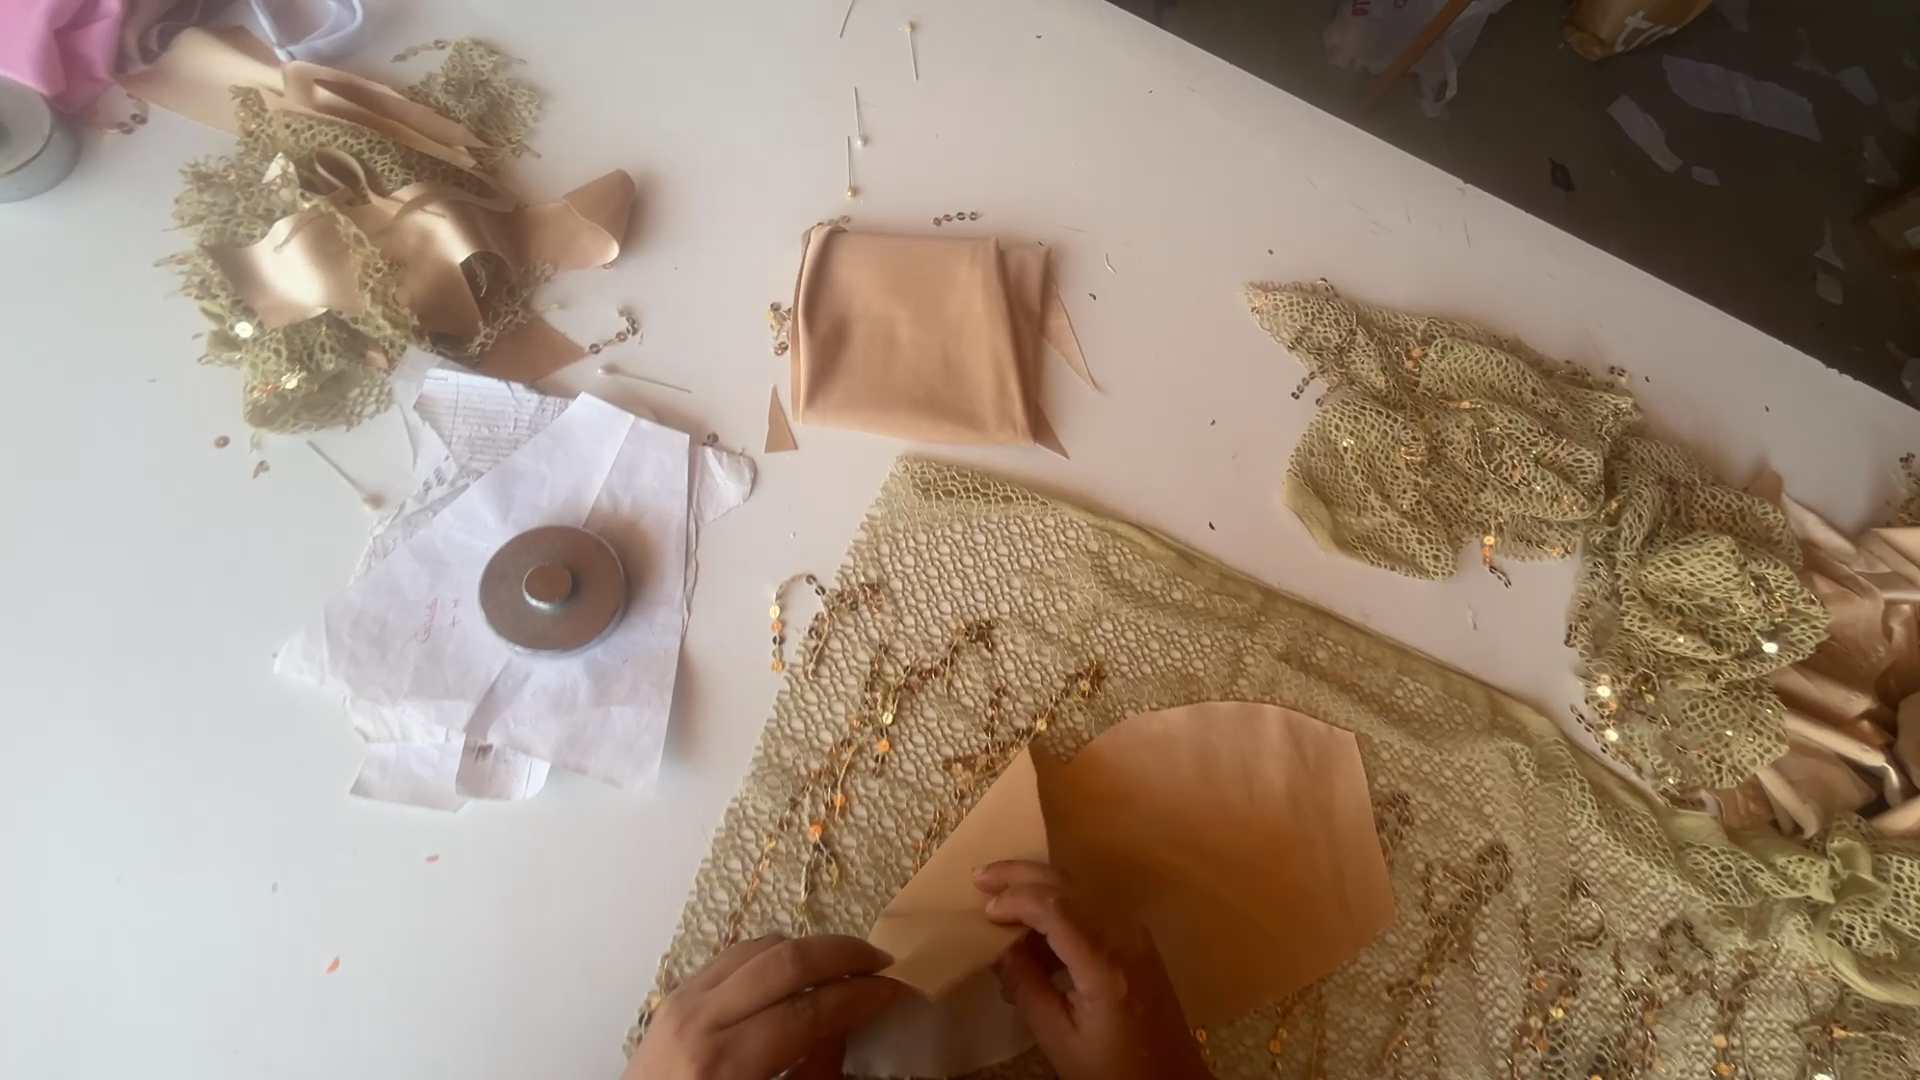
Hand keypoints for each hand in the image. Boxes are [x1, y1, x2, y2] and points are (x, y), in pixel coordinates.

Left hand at [623, 934, 901, 1079]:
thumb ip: (810, 1075)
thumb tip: (849, 1026)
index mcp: (722, 1065)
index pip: (807, 1011)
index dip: (857, 997)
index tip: (893, 989)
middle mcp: (700, 1019)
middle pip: (788, 960)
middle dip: (843, 953)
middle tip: (880, 960)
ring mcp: (683, 999)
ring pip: (763, 945)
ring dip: (811, 947)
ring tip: (845, 962)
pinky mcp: (675, 993)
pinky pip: (736, 953)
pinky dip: (775, 952)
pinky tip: (797, 967)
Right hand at [976, 861, 1211, 1079]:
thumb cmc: (1112, 1071)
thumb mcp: (1059, 1039)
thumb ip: (1026, 987)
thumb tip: (996, 944)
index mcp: (1106, 965)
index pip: (1057, 907)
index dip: (1017, 899)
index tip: (985, 908)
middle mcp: (1124, 934)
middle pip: (1067, 884)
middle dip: (1021, 874)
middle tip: (980, 876)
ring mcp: (1133, 930)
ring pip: (1078, 887)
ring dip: (1037, 883)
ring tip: (998, 891)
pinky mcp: (1135, 935)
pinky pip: (1089, 903)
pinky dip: (1056, 900)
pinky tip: (1031, 920)